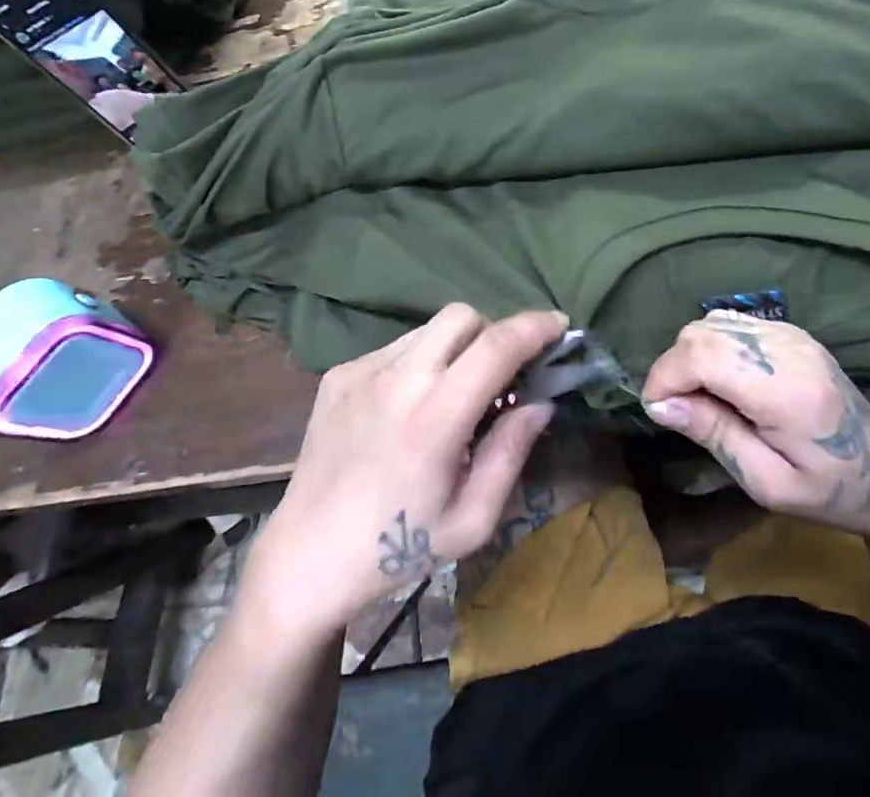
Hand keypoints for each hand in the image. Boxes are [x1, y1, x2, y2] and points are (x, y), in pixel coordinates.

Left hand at [243, 305, 567, 639]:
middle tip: (503, 373)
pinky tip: (407, 409)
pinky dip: (416, 365)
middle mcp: (396, 379)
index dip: (535, 327)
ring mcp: (360, 371)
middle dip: (493, 333)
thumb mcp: (472, 518)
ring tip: (451, 398)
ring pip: (425, 331)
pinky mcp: (337, 376)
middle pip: (459, 316)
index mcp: (434, 417)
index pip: (495, 346)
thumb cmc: (399, 547)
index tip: (559, 326)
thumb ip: (511, 452)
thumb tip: (541, 402)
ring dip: (453, 350)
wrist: (311, 552)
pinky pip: (392, 350)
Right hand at [641, 311, 869, 545]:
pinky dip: (709, 347)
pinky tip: (718, 380)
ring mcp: (793, 336)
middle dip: (672, 368)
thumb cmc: (831, 492)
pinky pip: (730, 324)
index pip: (703, 357)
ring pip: (710, 324)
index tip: (656, 410)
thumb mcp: (767, 482)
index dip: (665, 377)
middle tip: (676, 409)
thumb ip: (714, 434)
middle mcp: (790, 351)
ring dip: (689, 357)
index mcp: (788, 393)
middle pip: (701, 334)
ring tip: (697, 396)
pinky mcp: (792, 334)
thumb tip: (658, 404)